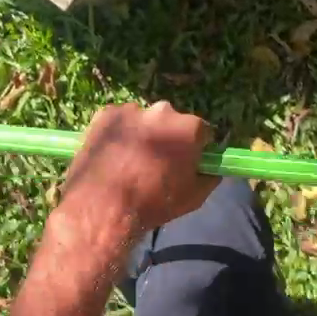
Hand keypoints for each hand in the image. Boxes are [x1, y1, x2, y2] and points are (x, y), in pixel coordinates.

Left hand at [54, 102, 215, 253]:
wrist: (103, 206)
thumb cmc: (154, 203)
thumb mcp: (194, 197)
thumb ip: (209, 177)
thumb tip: (212, 169)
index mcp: (189, 127)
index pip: (202, 131)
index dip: (196, 147)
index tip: (187, 161)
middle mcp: (163, 110)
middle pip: (172, 122)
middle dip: (168, 137)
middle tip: (157, 163)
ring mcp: (133, 109)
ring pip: (144, 120)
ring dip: (143, 134)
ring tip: (130, 160)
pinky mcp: (107, 113)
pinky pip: (120, 120)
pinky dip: (119, 133)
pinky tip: (113, 155)